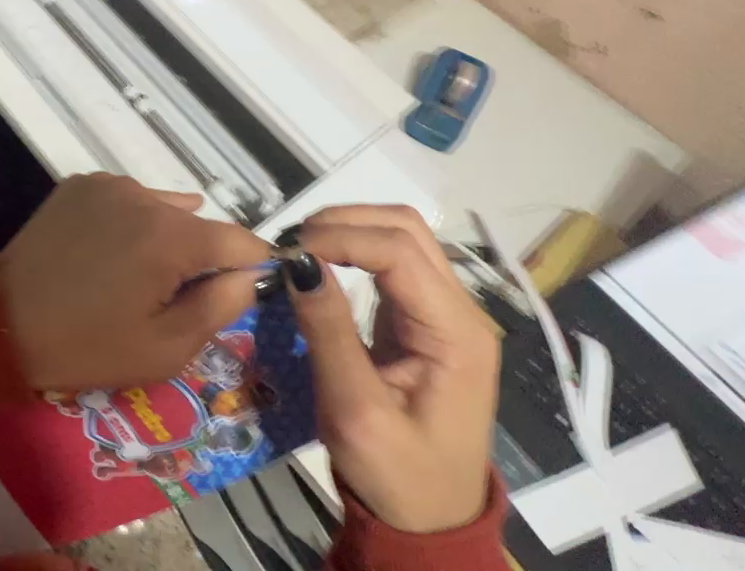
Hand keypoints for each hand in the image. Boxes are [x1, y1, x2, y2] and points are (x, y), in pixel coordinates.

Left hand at [0, 173, 271, 391]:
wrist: (1, 322)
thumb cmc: (88, 344)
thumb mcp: (166, 347)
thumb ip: (220, 306)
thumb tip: (252, 276)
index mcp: (172, 235)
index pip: (242, 241)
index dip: (251, 268)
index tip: (240, 294)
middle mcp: (143, 196)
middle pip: (199, 224)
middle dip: (200, 258)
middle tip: (171, 298)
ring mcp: (107, 185)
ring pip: (163, 209)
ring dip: (164, 237)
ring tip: (137, 277)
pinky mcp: (78, 185)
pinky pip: (126, 200)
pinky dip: (131, 223)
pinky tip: (111, 254)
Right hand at [283, 205, 499, 533]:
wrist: (430, 523)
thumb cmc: (396, 474)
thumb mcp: (354, 408)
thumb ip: (328, 329)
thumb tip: (296, 261)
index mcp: (455, 333)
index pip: (398, 250)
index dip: (339, 237)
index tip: (285, 254)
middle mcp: (459, 312)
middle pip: (405, 228)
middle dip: (342, 222)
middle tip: (289, 246)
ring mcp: (442, 313)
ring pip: (399, 237)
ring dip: (346, 230)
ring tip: (297, 251)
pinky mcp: (420, 320)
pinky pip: (389, 263)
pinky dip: (349, 250)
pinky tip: (316, 265)